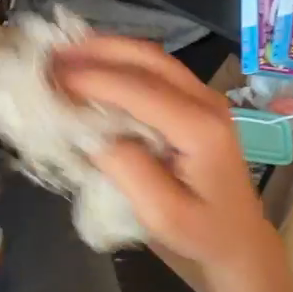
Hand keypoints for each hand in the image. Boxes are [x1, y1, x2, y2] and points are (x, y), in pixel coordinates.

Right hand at [55, 38, 269, 290]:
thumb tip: (91, 134)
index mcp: (201, 129)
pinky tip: (91, 66)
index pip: (141, 90)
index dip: (95, 79)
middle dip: (96, 51)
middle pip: (147, 59)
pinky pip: (154, 68)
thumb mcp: (162, 215)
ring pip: (150, 57)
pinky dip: (118, 62)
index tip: (53, 77)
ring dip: (106, 52)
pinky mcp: (193, 101)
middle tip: (52, 55)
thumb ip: (128, 170)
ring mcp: (203, 97)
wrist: (240, 240)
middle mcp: (206, 102)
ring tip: (64, 55)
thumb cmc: (202, 234)